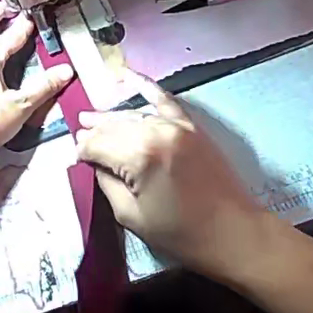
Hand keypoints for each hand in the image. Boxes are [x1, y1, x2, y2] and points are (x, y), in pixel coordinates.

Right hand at [74, 75, 269, 275]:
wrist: (235, 234)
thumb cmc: (181, 234)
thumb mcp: (130, 215)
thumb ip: (107, 182)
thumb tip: (95, 163)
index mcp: (138, 157)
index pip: (94, 144)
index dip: (81, 152)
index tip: (77, 161)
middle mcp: (155, 133)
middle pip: (111, 126)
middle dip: (93, 133)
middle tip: (81, 142)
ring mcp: (176, 126)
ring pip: (132, 115)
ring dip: (110, 118)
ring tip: (91, 119)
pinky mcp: (191, 127)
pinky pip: (164, 100)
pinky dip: (146, 87)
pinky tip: (128, 78)